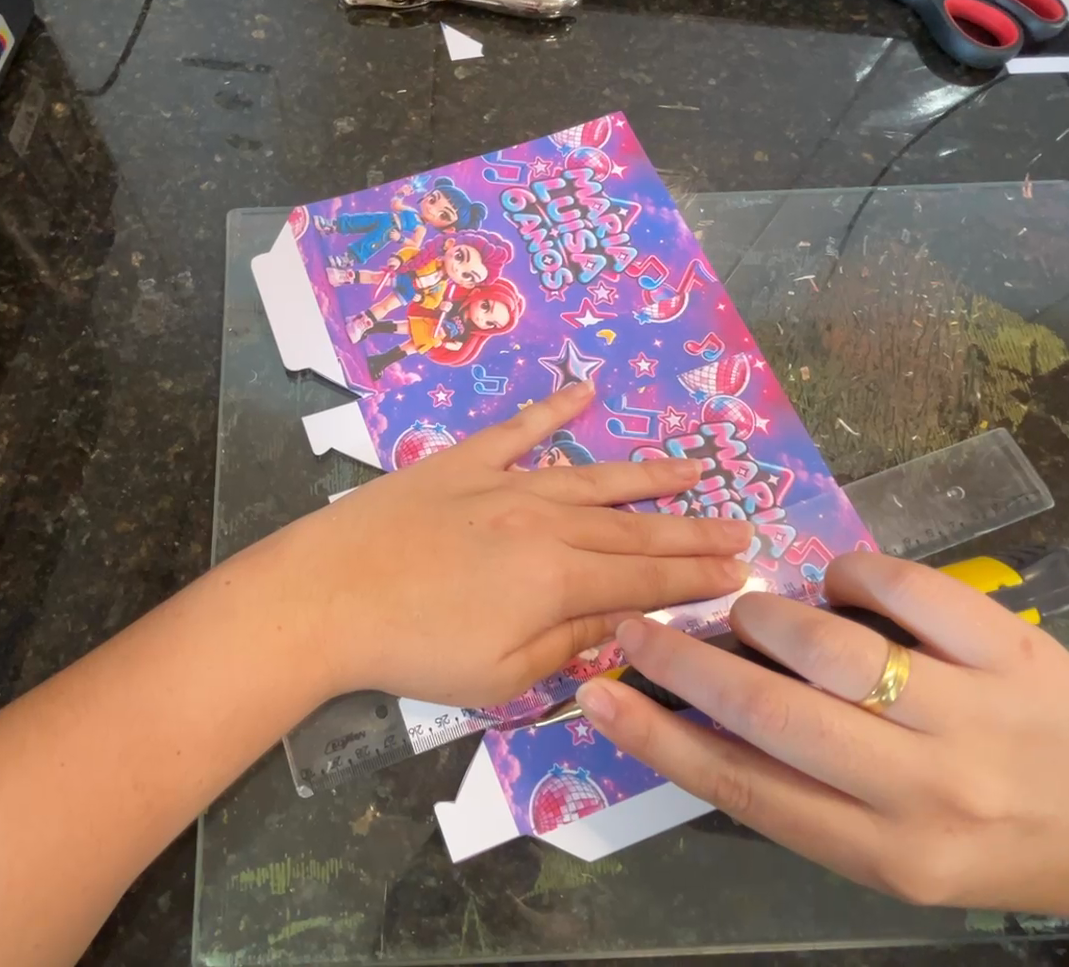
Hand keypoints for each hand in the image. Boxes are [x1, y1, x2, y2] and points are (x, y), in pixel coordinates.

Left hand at [224, 382, 751, 707]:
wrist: (327, 595)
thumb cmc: (412, 649)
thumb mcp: (500, 675)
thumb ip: (568, 643)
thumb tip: (619, 623)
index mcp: (558, 580)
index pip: (646, 581)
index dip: (696, 579)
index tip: (742, 572)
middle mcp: (544, 522)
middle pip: (633, 529)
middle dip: (692, 532)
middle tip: (742, 528)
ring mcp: (503, 483)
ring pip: (592, 477)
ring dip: (648, 474)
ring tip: (696, 466)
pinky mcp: (461, 462)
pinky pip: (518, 430)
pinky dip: (553, 410)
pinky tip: (585, 393)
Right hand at [576, 552, 1068, 921]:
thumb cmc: (979, 839)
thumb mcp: (881, 849)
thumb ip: (790, 786)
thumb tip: (689, 708)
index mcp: (885, 854)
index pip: (744, 790)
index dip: (659, 739)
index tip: (599, 697)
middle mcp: (930, 796)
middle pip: (774, 716)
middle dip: (686, 663)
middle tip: (636, 627)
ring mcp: (981, 720)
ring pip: (834, 648)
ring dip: (768, 618)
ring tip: (754, 614)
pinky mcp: (1020, 653)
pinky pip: (910, 590)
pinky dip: (854, 573)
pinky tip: (842, 583)